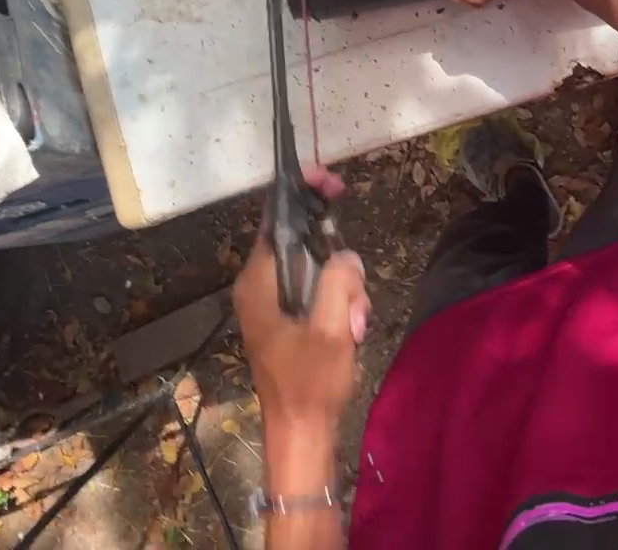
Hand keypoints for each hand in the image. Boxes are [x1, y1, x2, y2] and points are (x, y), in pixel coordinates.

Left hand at [233, 168, 370, 435]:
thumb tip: (346, 255)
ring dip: (345, 288)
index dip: (303, 192)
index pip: (277, 219)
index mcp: (258, 282)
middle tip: (358, 285)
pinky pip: (316, 290)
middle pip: (302, 241)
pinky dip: (339, 302)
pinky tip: (352, 329)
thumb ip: (340, 282)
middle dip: (338, 260)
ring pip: (317, 267)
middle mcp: (259, 286)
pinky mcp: (287, 318)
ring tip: (356, 322)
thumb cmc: (310, 382)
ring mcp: (273, 302)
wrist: (301, 435)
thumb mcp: (332, 329)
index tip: (331, 181)